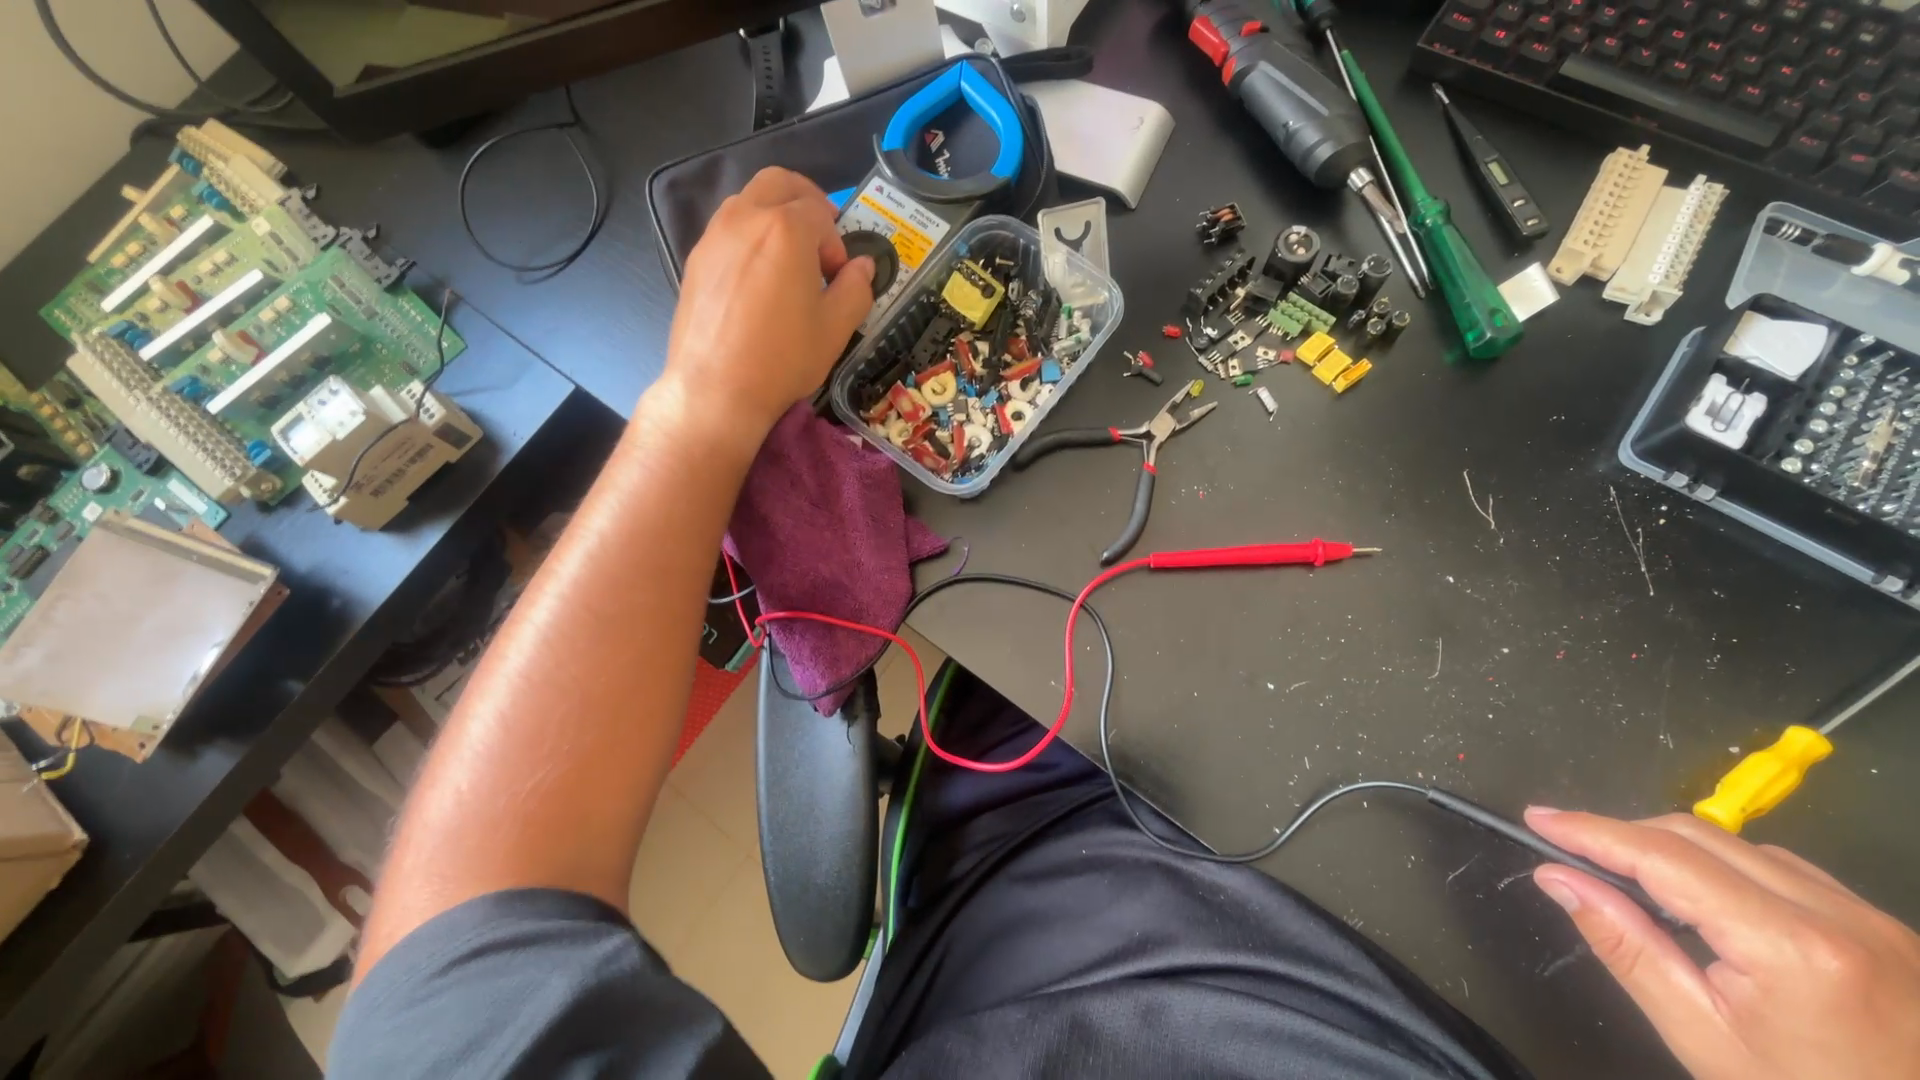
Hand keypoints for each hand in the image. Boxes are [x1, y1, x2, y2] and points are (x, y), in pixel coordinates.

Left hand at [661, 166, 874, 432]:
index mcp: (786, 229)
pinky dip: (748, 237)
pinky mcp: (696, 260)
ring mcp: (714, 237)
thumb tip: (862, 268)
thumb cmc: (782, 358)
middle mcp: (746, 219)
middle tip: (819, 238)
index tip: (838, 276)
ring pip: (748, 201)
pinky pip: (727, 229)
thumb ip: (856, 289)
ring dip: (774, 216)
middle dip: (805, 201)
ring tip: (786, 260)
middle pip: (779, 183)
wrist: (715, 390)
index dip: (836, 242)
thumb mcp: (835, 328)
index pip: (820, 212)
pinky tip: (757, 280)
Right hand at [1527, 808, 1919, 1079]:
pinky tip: (1703, 898)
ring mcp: (1870, 918)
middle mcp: (1838, 915)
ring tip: (1627, 876)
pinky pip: (1784, 870)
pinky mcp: (1884, 928)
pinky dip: (1725, 868)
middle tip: (1567, 848)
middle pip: (1701, 838)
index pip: (1665, 859)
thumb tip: (1558, 878)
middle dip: (1625, 834)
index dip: (1592, 831)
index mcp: (1791, 947)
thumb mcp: (1701, 1036)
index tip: (1537, 818)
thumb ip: (1626, 948)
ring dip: (1674, 848)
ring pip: (1741, 847)